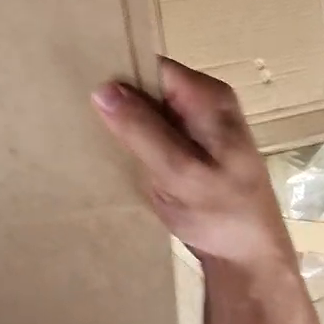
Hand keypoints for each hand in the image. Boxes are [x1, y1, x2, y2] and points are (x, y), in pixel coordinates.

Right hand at [92, 58, 292, 270]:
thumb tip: (102, 89)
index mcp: (208, 97)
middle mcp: (203, 102)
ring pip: (145, 108)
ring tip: (84, 131)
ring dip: (119, 121)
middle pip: (147, 84)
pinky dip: (129, 139)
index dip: (118, 73)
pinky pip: (149, 130)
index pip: (152, 66)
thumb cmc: (221, 215)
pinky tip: (107, 151)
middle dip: (115, 98)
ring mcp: (194, 125)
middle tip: (76, 113)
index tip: (81, 86)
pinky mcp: (185, 147)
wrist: (247, 257)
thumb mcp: (178, 173)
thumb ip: (142, 131)